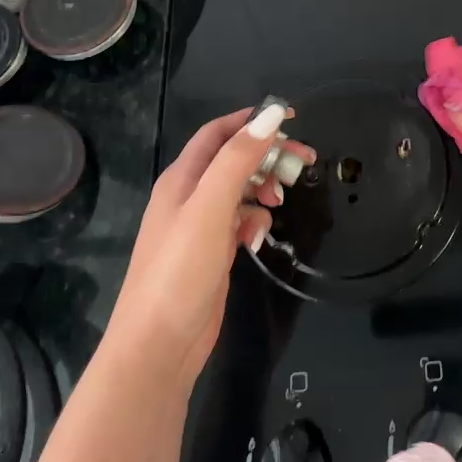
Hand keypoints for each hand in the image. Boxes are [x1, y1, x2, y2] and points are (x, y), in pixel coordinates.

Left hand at [106, 102, 316, 380]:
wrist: (157, 347)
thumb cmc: (180, 270)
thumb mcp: (211, 207)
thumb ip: (239, 159)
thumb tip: (271, 114)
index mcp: (181, 178)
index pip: (218, 132)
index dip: (251, 120)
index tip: (291, 119)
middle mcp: (188, 197)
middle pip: (233, 159)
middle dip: (267, 155)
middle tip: (304, 161)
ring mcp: (199, 227)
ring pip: (238, 191)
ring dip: (263, 187)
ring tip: (281, 199)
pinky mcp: (210, 254)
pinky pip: (238, 222)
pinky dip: (254, 220)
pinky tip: (260, 235)